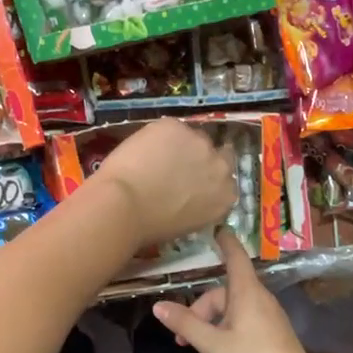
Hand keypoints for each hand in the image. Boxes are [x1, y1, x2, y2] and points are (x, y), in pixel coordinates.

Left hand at [90, 118, 236, 247]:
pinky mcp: (176, 126)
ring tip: (155, 158)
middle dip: (199, 156)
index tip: (193, 179)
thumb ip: (199, 202)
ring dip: (179, 145)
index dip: (207, 176)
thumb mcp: (188, 222)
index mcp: (225, 196)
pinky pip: (169, 128)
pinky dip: (157, 137)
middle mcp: (220, 167)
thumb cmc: (153, 226)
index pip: (224, 179)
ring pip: (192, 137)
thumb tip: (189, 193)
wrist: (127, 206)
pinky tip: (142, 150)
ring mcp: (199, 142)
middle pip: (215, 153)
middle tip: (177, 164)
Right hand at [151, 228, 324, 352]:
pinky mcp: (272, 335)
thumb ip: (185, 324)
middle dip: (199, 319)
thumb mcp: (212, 345)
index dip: (224, 242)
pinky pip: (242, 330)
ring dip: (211, 339)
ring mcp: (268, 318)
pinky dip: (227, 344)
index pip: (234, 257)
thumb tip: (158, 306)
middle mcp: (259, 299)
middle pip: (221, 297)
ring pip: (230, 318)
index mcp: (246, 293)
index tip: (216, 230)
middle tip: (183, 344)